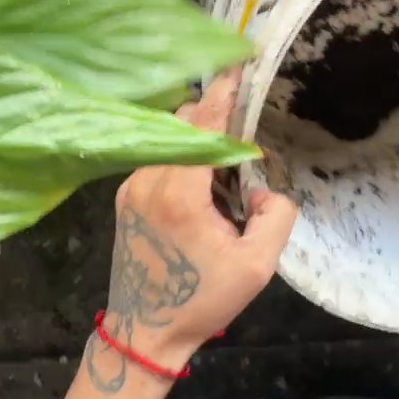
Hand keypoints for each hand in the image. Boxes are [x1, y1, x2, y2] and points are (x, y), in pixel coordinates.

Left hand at [87, 72, 298, 389]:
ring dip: (197, 141)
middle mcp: (148, 180)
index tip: (237, 67)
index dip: (223, 95)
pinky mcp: (123, 197)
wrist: (144, 331)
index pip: (203, 128)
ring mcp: (130, 187)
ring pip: (167, 140)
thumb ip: (275, 217)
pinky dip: (180, 158)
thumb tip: (264, 187)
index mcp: (179, 193)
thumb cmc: (202, 301)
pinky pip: (155, 159)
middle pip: (183, 126)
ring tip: (222, 170)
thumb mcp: (257, 267)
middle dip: (213, 118)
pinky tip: (198, 186)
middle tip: (242, 133)